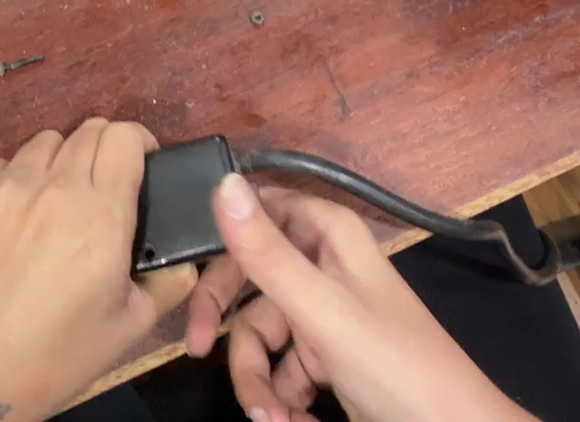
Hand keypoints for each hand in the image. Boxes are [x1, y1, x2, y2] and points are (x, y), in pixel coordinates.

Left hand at [0, 119, 196, 421]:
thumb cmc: (52, 357)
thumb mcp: (129, 329)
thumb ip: (168, 282)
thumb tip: (183, 256)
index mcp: (101, 216)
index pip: (125, 136)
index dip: (138, 142)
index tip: (141, 163)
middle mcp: (56, 187)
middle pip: (90, 129)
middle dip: (105, 150)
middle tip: (102, 187)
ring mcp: (7, 185)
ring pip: (47, 141)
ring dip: (60, 161)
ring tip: (55, 200)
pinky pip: (3, 163)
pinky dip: (15, 178)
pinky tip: (12, 216)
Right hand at [185, 175, 533, 421]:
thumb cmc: (392, 365)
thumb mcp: (321, 310)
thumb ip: (266, 252)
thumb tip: (221, 181)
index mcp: (326, 231)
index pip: (256, 212)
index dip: (221, 242)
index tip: (187, 279)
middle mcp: (324, 260)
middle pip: (250, 277)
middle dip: (230, 324)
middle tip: (197, 351)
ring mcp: (327, 309)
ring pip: (262, 329)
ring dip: (257, 379)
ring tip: (272, 420)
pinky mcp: (330, 354)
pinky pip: (283, 365)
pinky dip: (280, 397)